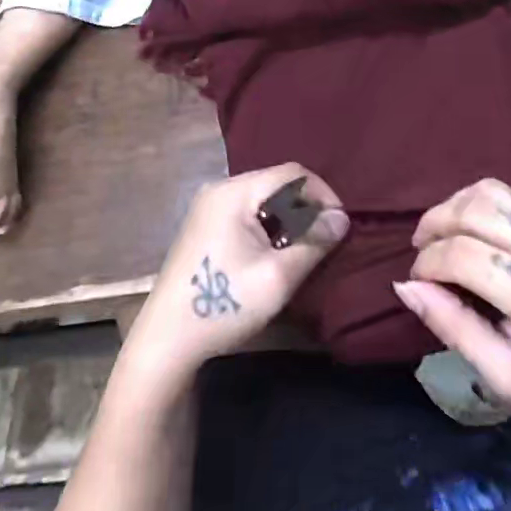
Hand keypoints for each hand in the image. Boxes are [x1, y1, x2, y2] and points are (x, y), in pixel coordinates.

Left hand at [121, 164, 348, 383]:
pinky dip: (267, 226)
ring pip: (262, 199)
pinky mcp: (204, 226)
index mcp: (233, 192)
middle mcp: (218, 189)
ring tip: (304, 250)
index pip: (292, 173)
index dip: (322, 194)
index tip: (339, 227)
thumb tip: (342, 218)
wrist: (168, 337)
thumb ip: (314, 243)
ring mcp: (207, 207)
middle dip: (306, 207)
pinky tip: (275, 255)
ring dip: (288, 219)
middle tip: (325, 240)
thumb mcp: (278, 277)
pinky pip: (246, 212)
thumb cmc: (224, 303)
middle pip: (275, 183)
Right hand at [393, 179, 510, 446]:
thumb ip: (452, 326)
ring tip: (437, 236)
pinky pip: (508, 194)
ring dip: (451, 208)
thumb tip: (404, 286)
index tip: (415, 281)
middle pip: (473, 212)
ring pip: (488, 192)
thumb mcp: (505, 376)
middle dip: (433, 226)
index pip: (463, 256)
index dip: (427, 263)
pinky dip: (475, 204)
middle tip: (419, 253)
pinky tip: (466, 229)